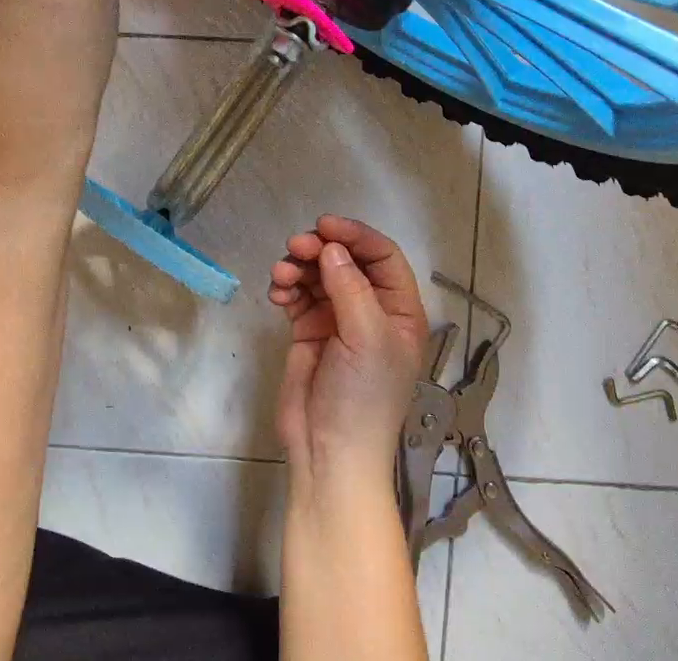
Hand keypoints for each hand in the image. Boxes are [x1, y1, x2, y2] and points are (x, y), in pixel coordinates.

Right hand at [267, 215, 429, 480]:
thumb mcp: (367, 338)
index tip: (325, 225)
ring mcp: (338, 321)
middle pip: (346, 261)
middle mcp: (370, 310)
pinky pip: (298, 296)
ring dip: (299, 268)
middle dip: (321, 249)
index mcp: (399, 311)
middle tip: (295, 247)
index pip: (383, 257)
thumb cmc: (362, 398)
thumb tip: (331, 248)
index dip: (356, 236)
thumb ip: (350, 288)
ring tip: (281, 277)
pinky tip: (277, 295)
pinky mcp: (309, 333)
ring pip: (318, 275)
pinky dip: (287, 288)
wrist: (328, 451)